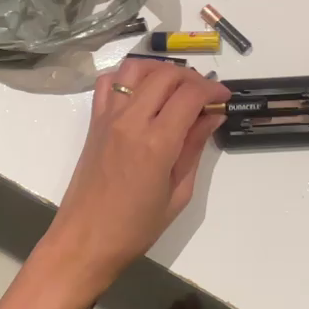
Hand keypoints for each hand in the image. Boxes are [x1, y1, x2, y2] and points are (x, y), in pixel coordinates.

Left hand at [40, 59, 228, 291]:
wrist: (85, 240)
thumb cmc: (136, 227)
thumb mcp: (178, 194)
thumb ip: (194, 148)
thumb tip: (211, 117)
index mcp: (157, 143)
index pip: (190, 95)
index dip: (212, 90)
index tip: (223, 98)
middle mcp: (131, 121)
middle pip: (165, 75)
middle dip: (191, 78)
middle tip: (205, 95)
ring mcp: (108, 117)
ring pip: (136, 69)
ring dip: (161, 70)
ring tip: (176, 87)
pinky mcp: (94, 121)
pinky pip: (109, 82)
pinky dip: (129, 77)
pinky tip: (143, 92)